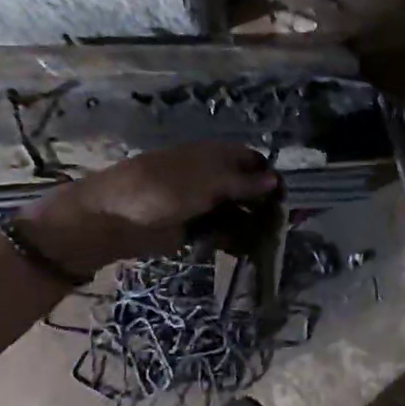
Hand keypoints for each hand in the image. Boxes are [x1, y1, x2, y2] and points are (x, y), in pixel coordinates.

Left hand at [15, 141, 280, 275]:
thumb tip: (277, 180)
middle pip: (250, 189)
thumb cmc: (162, 188)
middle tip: (288, 223)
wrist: (112, 219)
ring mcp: (205, 203)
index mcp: (217, 156)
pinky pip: (224, 232)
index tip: (291, 196)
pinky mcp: (196, 228)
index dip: (272, 176)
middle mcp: (214, 177)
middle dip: (267, 204)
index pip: (255, 162)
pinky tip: (251, 249)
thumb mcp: (209, 181)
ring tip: (273, 240)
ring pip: (240, 212)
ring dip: (255, 224)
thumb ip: (245, 183)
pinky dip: (237, 240)